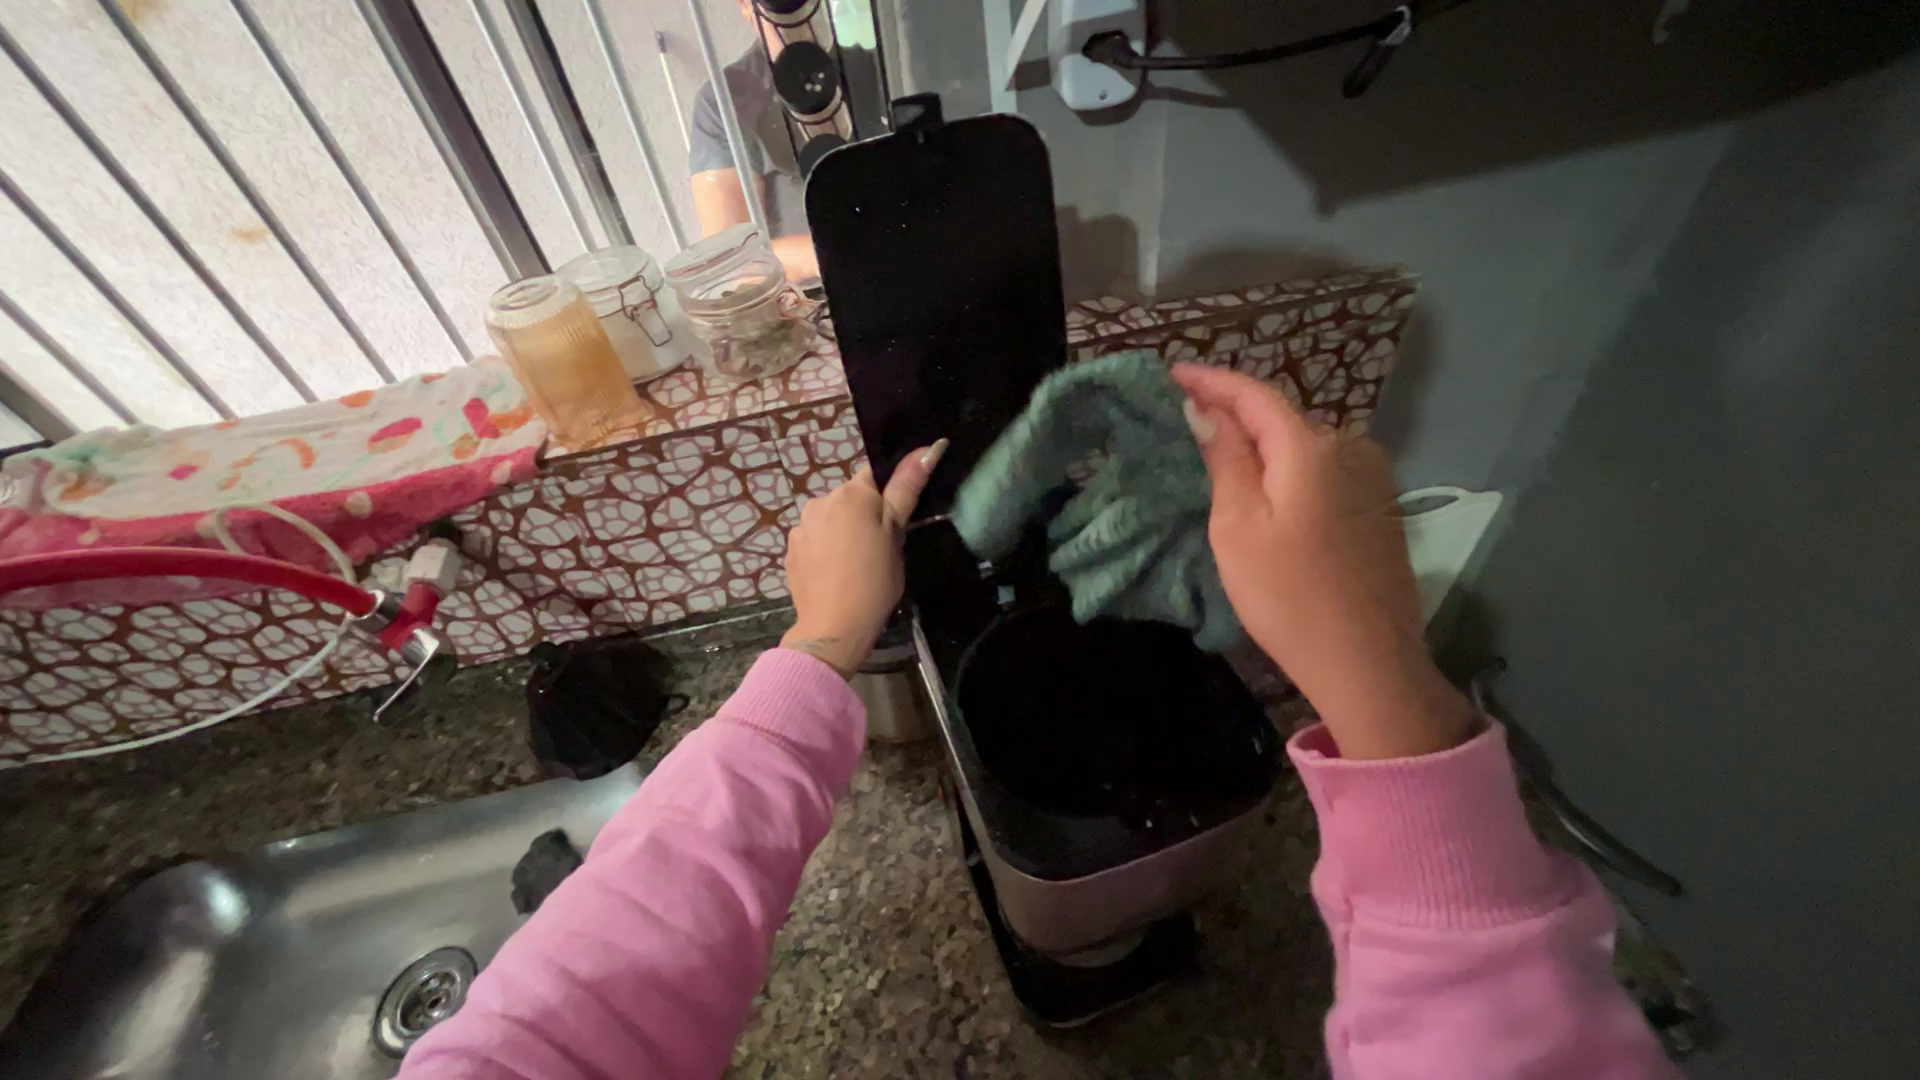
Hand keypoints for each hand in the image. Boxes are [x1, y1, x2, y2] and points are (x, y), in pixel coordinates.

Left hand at [780, 440, 947, 676]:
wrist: (834, 626)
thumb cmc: (874, 579)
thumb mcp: (896, 533)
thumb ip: (907, 488)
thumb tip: (929, 448)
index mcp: (850, 493)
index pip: (874, 476)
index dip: (889, 496)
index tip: (897, 521)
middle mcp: (820, 501)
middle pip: (850, 499)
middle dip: (864, 516)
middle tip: (881, 549)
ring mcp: (801, 527)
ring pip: (831, 520)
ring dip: (844, 533)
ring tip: (857, 565)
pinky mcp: (791, 551)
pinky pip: (815, 541)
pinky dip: (826, 551)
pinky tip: (837, 574)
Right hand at [1171, 364, 1475, 759]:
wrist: (1367, 662)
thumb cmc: (1287, 595)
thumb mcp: (1238, 526)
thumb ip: (1225, 459)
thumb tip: (1206, 411)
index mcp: (1311, 448)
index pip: (1254, 394)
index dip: (1211, 379)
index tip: (1171, 371)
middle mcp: (1349, 449)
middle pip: (1280, 417)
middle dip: (1233, 410)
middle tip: (1186, 414)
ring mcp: (1370, 478)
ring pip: (1301, 444)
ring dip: (1259, 440)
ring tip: (1218, 446)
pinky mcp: (1376, 507)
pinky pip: (1320, 469)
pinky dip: (1285, 465)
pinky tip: (1265, 485)